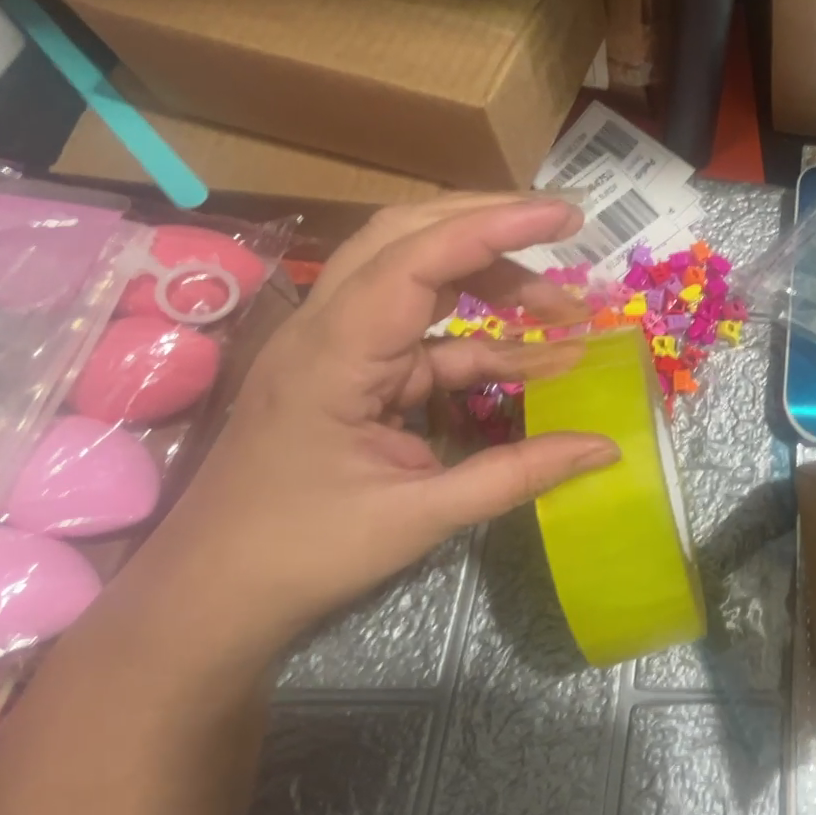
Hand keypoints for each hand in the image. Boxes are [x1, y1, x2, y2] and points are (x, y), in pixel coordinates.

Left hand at [111, 194, 620, 662]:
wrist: (208, 598)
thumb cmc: (299, 554)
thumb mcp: (418, 517)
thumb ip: (516, 475)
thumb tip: (606, 448)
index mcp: (334, 353)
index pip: (418, 258)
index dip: (497, 227)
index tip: (568, 216)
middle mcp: (331, 329)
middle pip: (410, 237)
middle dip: (493, 226)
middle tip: (567, 230)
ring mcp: (342, 347)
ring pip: (419, 276)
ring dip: (494, 282)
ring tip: (565, 309)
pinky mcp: (357, 372)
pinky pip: (429, 335)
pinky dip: (486, 341)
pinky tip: (538, 362)